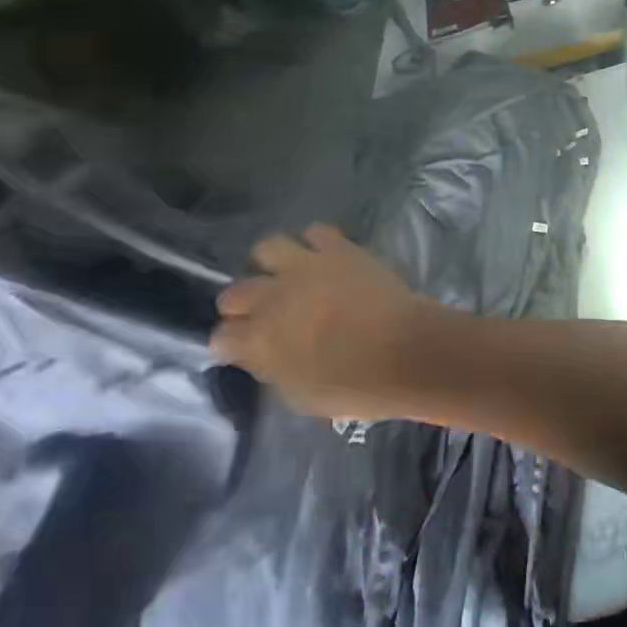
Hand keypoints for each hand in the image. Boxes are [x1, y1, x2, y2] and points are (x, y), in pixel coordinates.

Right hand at [211, 224, 445, 419]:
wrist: (404, 349)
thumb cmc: (354, 386)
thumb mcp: (299, 395)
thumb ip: (274, 369)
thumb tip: (268, 355)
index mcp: (256, 341)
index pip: (221, 337)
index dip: (234, 343)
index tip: (247, 346)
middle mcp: (272, 299)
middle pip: (234, 293)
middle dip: (245, 303)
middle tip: (268, 311)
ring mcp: (306, 268)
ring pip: (267, 248)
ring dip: (274, 262)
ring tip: (291, 275)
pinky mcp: (340, 249)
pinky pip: (317, 232)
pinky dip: (318, 242)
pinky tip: (327, 255)